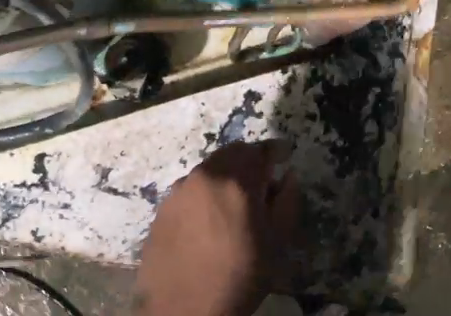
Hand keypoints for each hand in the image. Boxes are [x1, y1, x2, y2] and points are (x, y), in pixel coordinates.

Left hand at [133, 141, 299, 315]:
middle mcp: (205, 175)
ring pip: (209, 169)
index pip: (260, 149)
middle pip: (232, 154)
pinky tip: (208, 221)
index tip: (284, 157)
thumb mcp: (277, 243)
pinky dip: (204, 195)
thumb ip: (287, 201)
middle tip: (260, 183)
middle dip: (249, 162)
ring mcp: (179, 190)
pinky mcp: (162, 208)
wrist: (184, 314)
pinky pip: (190, 189)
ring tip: (233, 204)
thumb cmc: (239, 278)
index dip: (275, 151)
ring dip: (225, 177)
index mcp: (237, 180)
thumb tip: (286, 176)